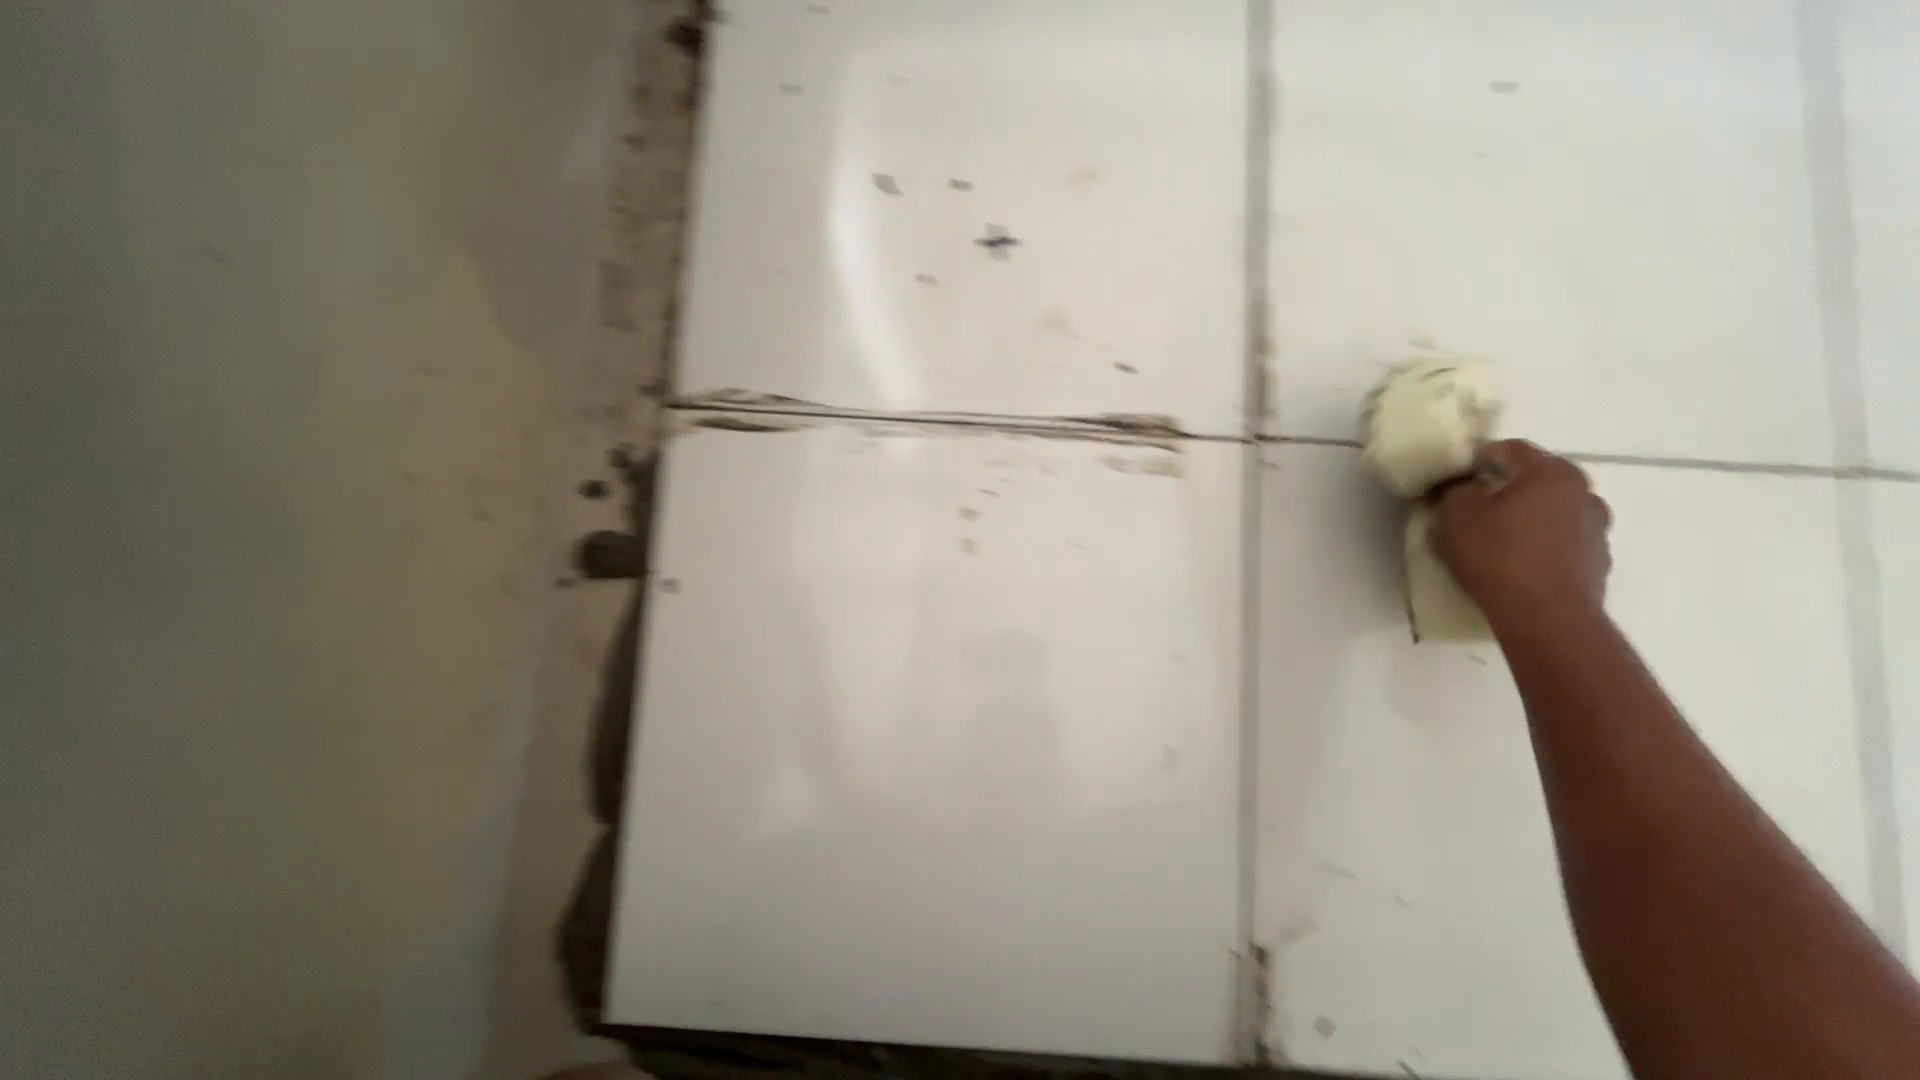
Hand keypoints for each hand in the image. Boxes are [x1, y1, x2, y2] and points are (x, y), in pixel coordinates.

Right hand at [1430, 440, 1612, 624]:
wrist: (1546, 618)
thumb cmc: (1499, 555)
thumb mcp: (1456, 514)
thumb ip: (1457, 490)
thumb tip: (1465, 487)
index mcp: (1553, 472)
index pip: (1510, 449)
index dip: (1478, 459)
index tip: (1455, 478)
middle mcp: (1584, 493)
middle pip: (1536, 481)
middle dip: (1506, 490)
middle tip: (1475, 509)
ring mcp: (1597, 530)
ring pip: (1553, 514)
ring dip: (1528, 520)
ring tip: (1498, 542)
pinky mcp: (1597, 564)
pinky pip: (1562, 545)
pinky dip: (1542, 548)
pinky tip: (1518, 567)